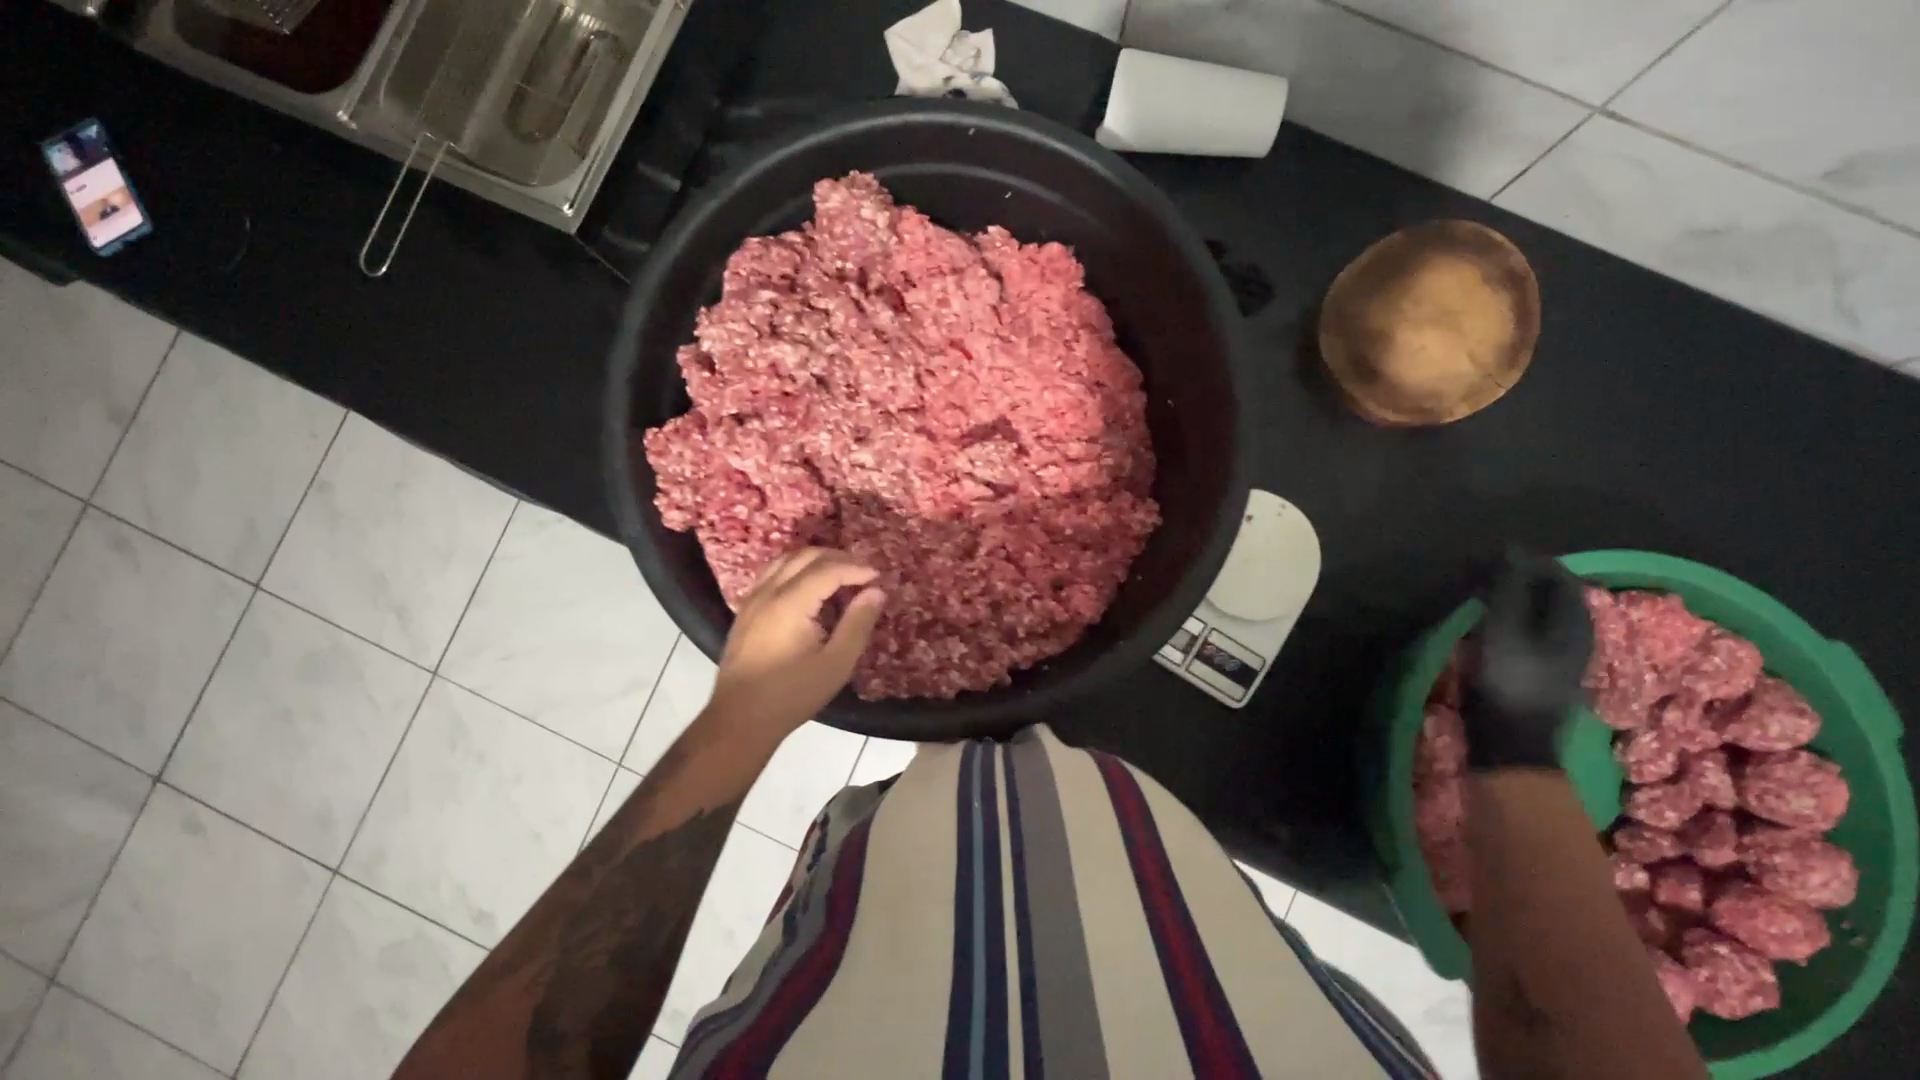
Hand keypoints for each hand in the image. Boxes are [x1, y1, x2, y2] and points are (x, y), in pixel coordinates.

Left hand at [704, 548, 886, 737]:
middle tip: (863, 571)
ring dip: (815, 560)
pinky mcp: (745, 610)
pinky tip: (809, 586)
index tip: (878, 576)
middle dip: (837, 558)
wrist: (740, 718)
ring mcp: (752, 599)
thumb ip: (857, 624)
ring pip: (785, 560)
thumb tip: (876, 592)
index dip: (856, 568)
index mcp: (789, 604)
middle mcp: (767, 592)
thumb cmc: (792, 695)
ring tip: (840, 573)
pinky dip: (795, 569)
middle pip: (805, 556)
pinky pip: (772, 573)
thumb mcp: (835, 665)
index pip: (827, 570)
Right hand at [1463, 554, 1593, 771]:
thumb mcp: (1504, 625)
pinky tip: (1489, 625)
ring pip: (1541, 613)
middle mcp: (1578, 633)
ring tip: (1480, 596)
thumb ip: (1509, 585)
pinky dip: (1512, 620)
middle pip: (1551, 593)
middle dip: (1518, 578)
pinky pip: (1532, 632)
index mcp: (1574, 619)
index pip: (1557, 572)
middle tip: (1481, 573)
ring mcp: (1564, 656)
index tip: (1490, 555)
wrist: (1513, 742)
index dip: (1525, 559)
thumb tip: (1510, 549)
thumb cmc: (1508, 679)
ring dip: (1513, 600)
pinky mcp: (1546, 673)